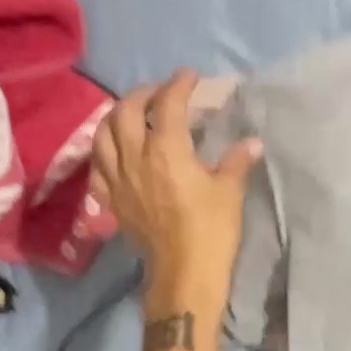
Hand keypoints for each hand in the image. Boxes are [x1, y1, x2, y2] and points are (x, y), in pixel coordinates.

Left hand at [91, 69, 262, 310]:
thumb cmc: (211, 231)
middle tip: (159, 94)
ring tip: (130, 115)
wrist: (184, 274)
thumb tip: (252, 143)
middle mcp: (135, 157)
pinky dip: (104, 152)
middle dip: (142, 95)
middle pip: (125, 111)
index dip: (179, 85)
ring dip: (115, 117)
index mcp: (166, 149)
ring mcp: (118, 179)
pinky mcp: (113, 201)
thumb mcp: (229, 193)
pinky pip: (99, 168)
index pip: (167, 104)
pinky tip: (115, 152)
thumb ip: (236, 162)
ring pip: (103, 134)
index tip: (190, 77)